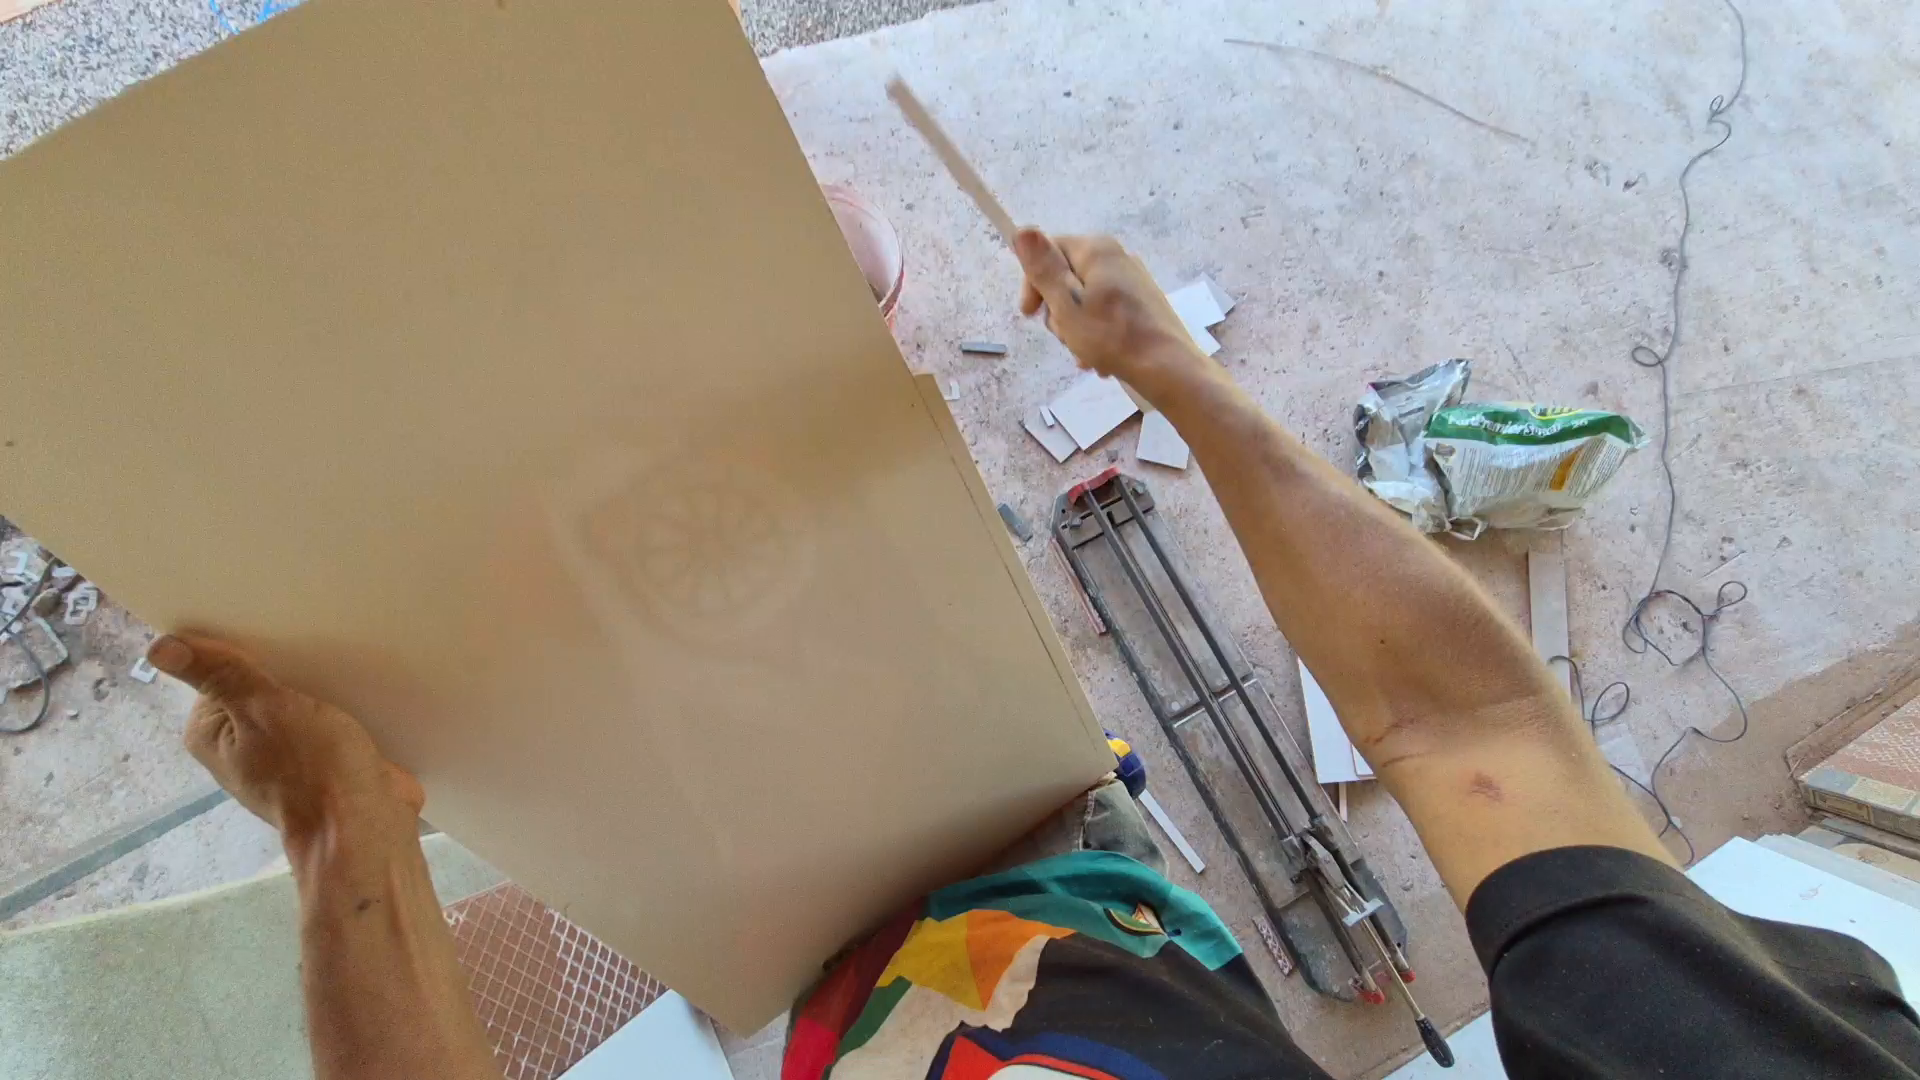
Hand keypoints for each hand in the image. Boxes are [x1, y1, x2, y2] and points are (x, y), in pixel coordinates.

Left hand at [148, 633, 422, 845]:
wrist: (364, 820)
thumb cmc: (311, 766)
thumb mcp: (268, 710)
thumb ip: (223, 676)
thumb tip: (161, 646)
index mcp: (212, 733)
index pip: (221, 673)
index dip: (252, 650)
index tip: (285, 632)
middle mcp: (242, 743)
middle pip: (263, 687)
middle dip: (295, 668)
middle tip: (326, 646)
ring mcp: (286, 754)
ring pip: (302, 704)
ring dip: (328, 687)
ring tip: (352, 668)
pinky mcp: (327, 758)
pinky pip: (332, 721)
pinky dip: (347, 707)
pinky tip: (367, 695)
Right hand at [1013, 228, 1212, 393]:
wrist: (1167, 368)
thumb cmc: (1111, 337)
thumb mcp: (1067, 304)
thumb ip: (1044, 269)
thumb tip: (1022, 230)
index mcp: (1096, 250)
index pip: (1049, 250)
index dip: (1033, 282)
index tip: (1030, 315)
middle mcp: (1116, 257)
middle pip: (1066, 278)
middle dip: (1058, 312)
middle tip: (1064, 338)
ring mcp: (1131, 281)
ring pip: (1084, 301)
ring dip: (1075, 330)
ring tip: (1083, 354)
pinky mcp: (1141, 304)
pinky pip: (1104, 315)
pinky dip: (1095, 336)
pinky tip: (1098, 359)